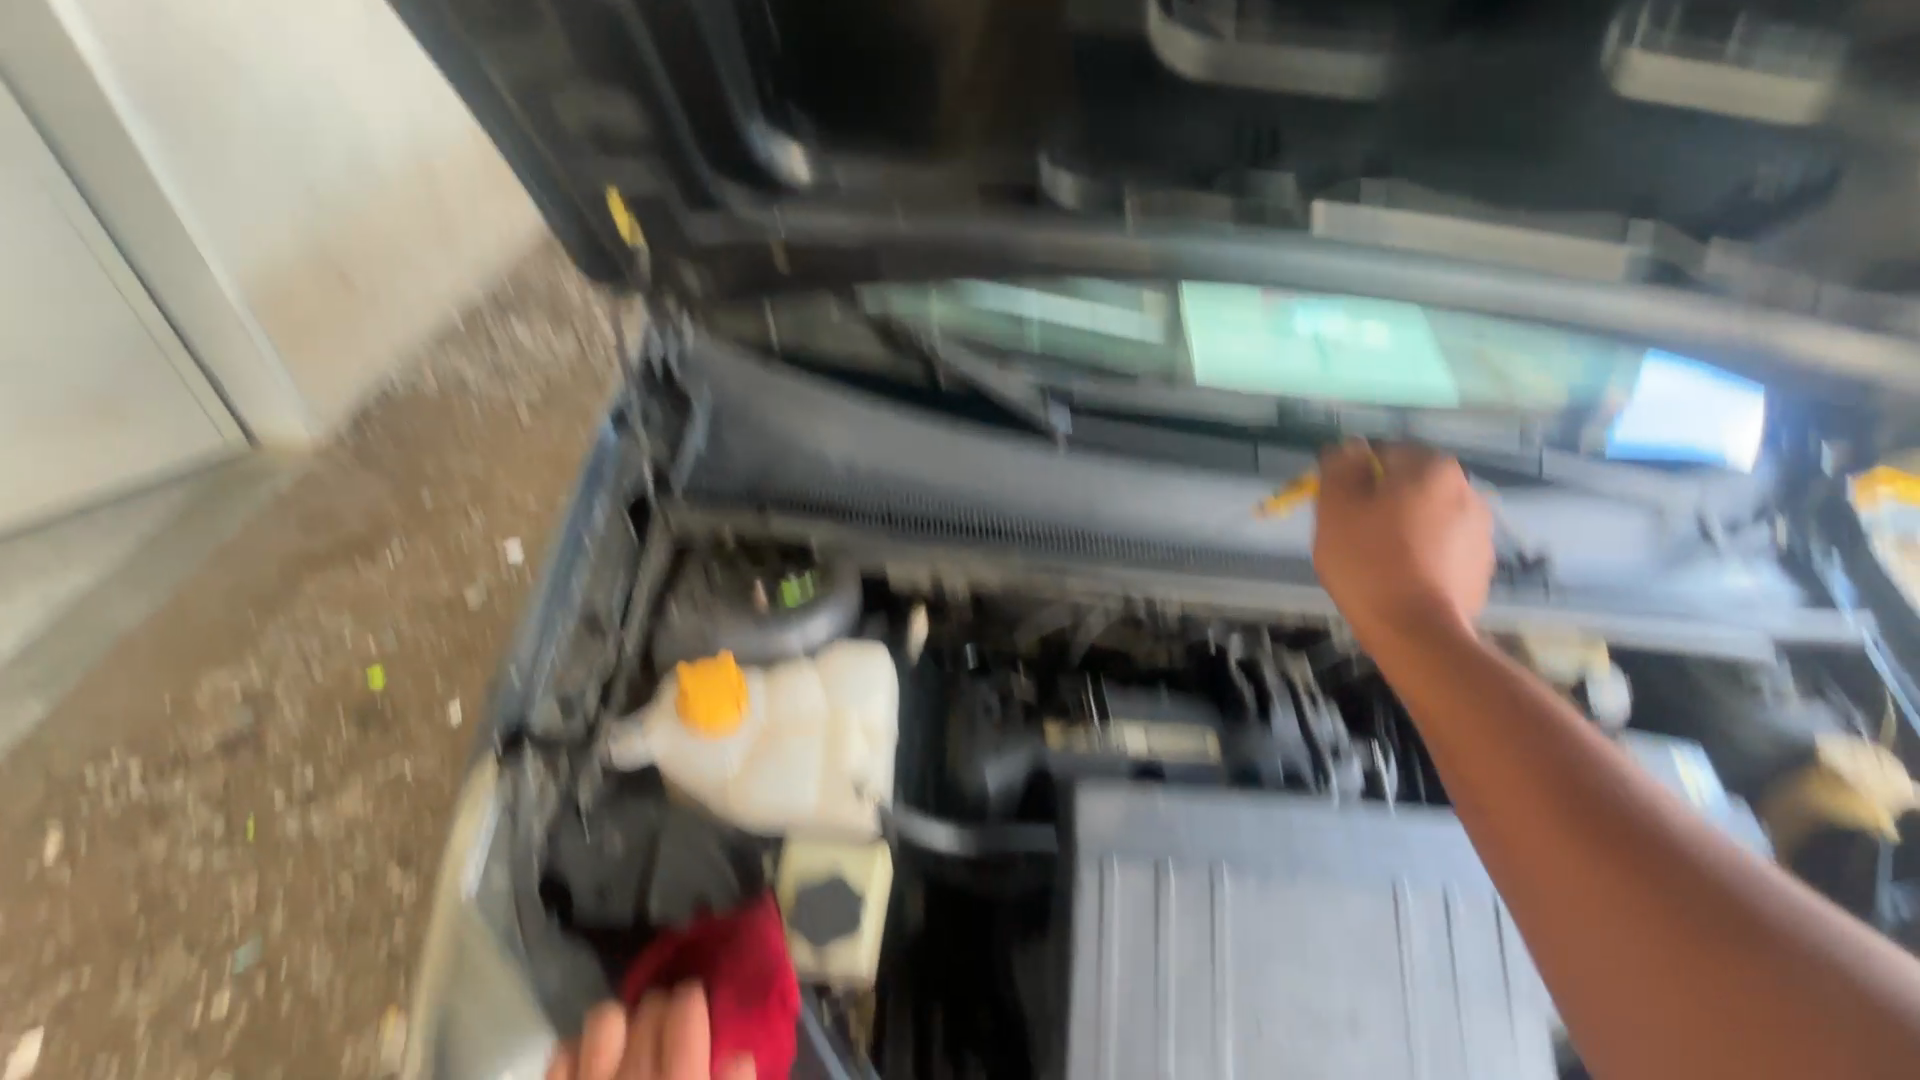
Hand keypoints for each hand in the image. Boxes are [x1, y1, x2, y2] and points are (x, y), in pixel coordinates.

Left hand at [546, 984, 754, 1079]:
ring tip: (631, 1038)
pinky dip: (578, 1053)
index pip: (686, 1007)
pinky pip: (561, 1051)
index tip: (696, 1003)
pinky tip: (592, 1065)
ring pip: (604, 1018)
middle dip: (664, 1006)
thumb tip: (740, 1054)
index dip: (693, 997)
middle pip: (650, 1006)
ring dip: (621, 1023)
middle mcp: (633, 1074)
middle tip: (671, 1022)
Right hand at [1312, 440, 1493, 648]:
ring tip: (1378, 562)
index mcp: (1431, 467)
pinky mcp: (1482, 565)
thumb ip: (1340, 466)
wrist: (1415, 629)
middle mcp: (1466, 488)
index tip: (1340, 508)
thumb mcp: (1335, 507)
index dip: (1356, 478)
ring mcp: (1481, 529)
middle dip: (1383, 502)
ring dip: (1405, 528)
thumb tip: (1352, 448)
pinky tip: (1403, 579)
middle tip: (1354, 535)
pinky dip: (1424, 555)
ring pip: (1428, 516)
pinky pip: (1443, 548)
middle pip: (1409, 485)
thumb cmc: (1367, 561)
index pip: (1384, 453)